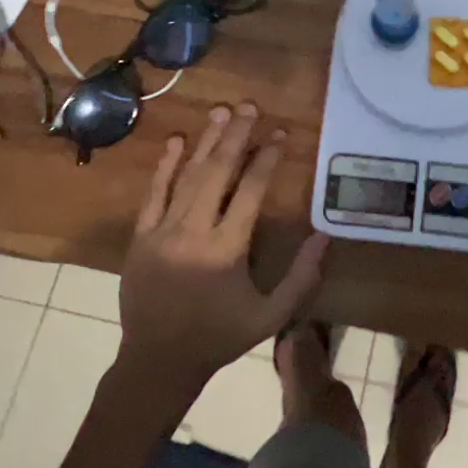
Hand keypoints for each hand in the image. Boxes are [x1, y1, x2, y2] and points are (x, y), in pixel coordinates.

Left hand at [118, 103, 329, 389]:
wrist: (157, 361)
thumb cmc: (220, 336)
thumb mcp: (270, 315)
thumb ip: (301, 277)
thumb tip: (325, 235)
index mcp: (226, 249)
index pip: (250, 191)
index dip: (267, 159)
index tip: (280, 134)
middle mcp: (193, 232)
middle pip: (217, 172)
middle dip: (235, 136)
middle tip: (249, 106)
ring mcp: (162, 231)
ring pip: (187, 177)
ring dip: (205, 142)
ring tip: (221, 111)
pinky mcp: (141, 237)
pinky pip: (153, 194)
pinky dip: (166, 166)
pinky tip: (178, 141)